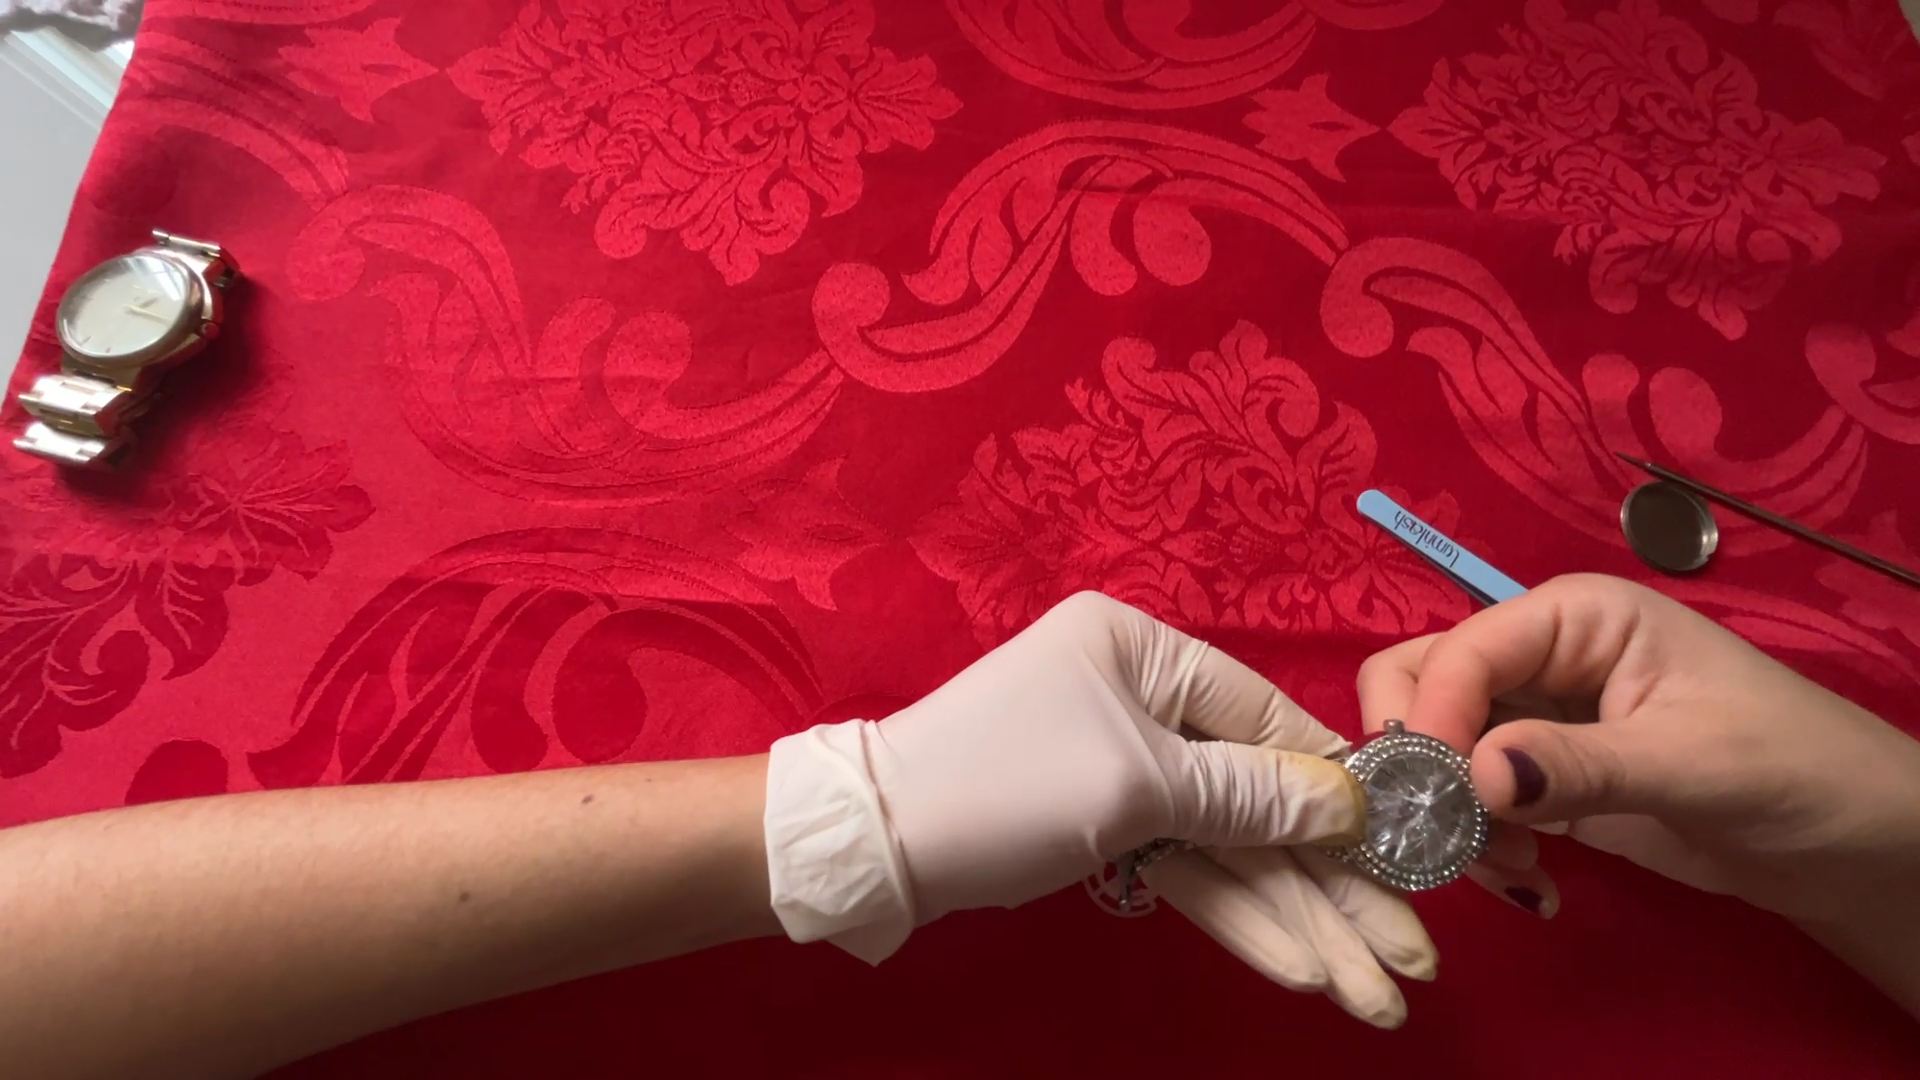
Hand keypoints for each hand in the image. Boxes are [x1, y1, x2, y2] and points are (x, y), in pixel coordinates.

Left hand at [765, 592, 1435, 1026]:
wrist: (883, 843)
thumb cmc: (1012, 783)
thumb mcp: (1139, 785)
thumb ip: (1250, 796)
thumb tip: (1352, 802)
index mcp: (1134, 646)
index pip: (1257, 709)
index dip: (1333, 780)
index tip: (1409, 840)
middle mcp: (1130, 689)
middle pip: (1247, 785)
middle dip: (1323, 873)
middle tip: (1407, 951)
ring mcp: (1115, 755)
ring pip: (1218, 834)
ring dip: (1287, 908)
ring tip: (1373, 987)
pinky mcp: (1098, 811)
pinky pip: (1175, 855)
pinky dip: (1226, 905)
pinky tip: (1297, 965)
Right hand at [1355, 574, 1919, 1010]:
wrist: (1869, 854)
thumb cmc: (1808, 776)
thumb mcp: (1701, 764)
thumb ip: (1581, 764)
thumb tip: (1475, 778)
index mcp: (1568, 618)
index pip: (1461, 652)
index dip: (1433, 713)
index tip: (1435, 791)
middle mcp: (1529, 654)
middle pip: (1415, 679)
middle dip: (1415, 750)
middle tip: (1439, 819)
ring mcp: (1522, 711)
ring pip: (1425, 739)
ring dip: (1439, 801)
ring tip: (1497, 861)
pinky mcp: (1524, 770)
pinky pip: (1458, 790)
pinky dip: (1468, 833)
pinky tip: (1521, 872)